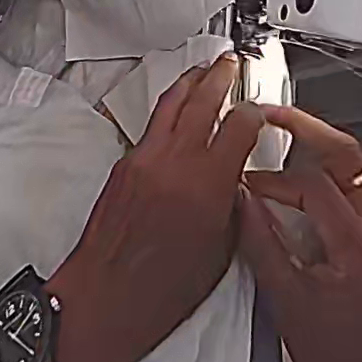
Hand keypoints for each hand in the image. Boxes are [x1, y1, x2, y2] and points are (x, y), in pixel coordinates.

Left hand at [45, 54, 263, 361]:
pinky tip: (177, 106)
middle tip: (230, 63)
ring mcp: (148, 157)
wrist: (103, 298)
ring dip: (191, 80)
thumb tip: (236, 180)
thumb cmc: (160, 291)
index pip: (239, 126)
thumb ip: (232, 206)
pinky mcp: (126, 162)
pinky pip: (153, 122)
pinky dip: (170, 105)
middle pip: (204, 100)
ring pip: (173, 102)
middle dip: (221, 76)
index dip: (254, 113)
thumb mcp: (218, 252)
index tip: (258, 112)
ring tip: (204, 69)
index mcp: (208, 185)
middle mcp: (177, 161)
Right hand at [238, 106, 361, 361]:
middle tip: (278, 115)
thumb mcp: (289, 305)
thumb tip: (242, 202)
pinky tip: (307, 194)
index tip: (248, 182)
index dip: (274, 178)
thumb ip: (263, 244)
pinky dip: (333, 185)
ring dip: (323, 157)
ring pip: (360, 173)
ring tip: (288, 145)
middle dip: (311, 130)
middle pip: (352, 158)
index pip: (315, 186)